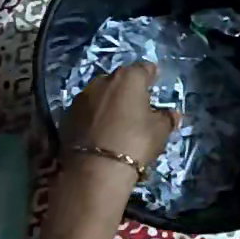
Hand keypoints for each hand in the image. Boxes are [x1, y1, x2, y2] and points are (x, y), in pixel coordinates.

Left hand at [61, 62, 179, 169]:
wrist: (94, 170)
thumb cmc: (134, 142)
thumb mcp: (160, 131)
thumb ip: (167, 118)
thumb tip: (172, 114)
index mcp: (128, 78)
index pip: (144, 68)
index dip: (151, 76)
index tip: (155, 85)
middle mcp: (103, 80)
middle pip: (120, 80)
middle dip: (128, 90)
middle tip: (138, 107)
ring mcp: (82, 97)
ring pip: (101, 94)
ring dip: (110, 103)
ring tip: (118, 121)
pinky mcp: (67, 115)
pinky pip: (88, 110)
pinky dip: (95, 117)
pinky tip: (101, 132)